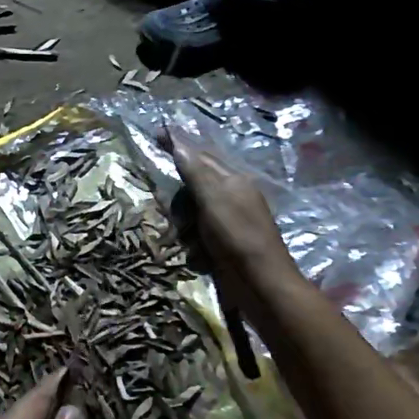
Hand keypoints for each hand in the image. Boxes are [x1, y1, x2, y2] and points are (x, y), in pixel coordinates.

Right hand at [164, 126, 295, 285]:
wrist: (262, 284)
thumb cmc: (238, 237)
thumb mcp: (213, 199)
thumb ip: (195, 172)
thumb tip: (179, 143)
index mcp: (233, 180)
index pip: (201, 155)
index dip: (179, 144)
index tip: (156, 134)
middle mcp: (232, 195)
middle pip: (194, 182)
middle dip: (177, 193)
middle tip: (167, 205)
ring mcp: (229, 219)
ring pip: (192, 208)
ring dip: (182, 220)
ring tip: (183, 234)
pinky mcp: (224, 241)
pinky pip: (197, 230)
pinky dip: (190, 237)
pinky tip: (192, 249)